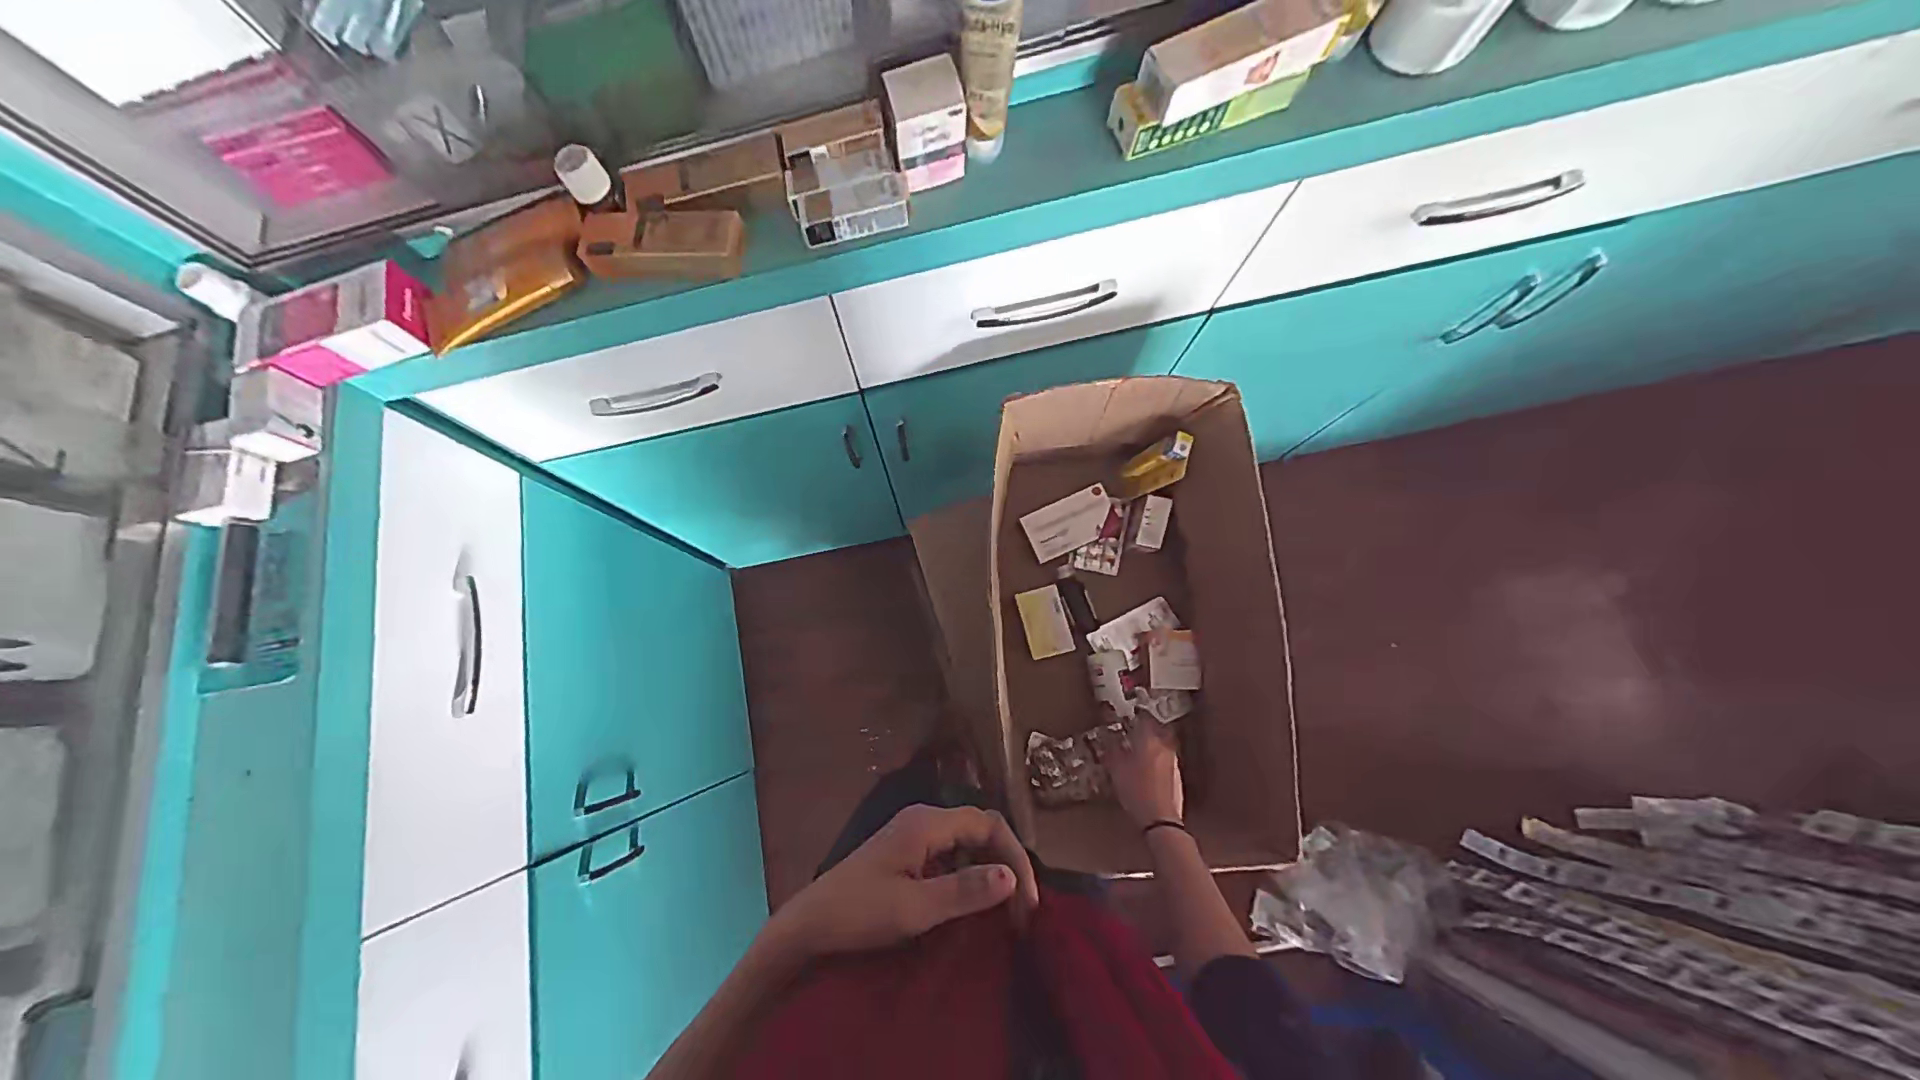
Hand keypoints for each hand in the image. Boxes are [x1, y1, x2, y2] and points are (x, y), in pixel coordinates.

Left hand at [763, 805, 1039, 960]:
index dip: (1015, 857)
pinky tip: (974, 904)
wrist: (808, 926)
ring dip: (990, 872)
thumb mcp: (915, 909)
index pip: (988, 824)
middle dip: (1006, 865)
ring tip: (1004, 911)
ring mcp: (913, 835)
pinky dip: (970, 876)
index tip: (1029, 902)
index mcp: (927, 823)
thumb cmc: (859, 914)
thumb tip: (1012, 877)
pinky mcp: (906, 854)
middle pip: (980, 830)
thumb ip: (965, 890)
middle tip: (1022, 911)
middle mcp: (923, 820)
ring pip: (967, 843)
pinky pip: (950, 856)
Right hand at [1103, 719, 1183, 827]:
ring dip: (1149, 744)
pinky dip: (1154, 759)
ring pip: (1160, 744)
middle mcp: (1164, 746)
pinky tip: (1145, 769)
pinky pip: (1164, 760)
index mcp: (1150, 739)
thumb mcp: (1116, 768)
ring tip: (1135, 750)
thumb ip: (1111, 748)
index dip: (1134, 714)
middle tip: (1130, 731)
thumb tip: (1108, 737)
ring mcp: (1173, 761)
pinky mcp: (1176, 776)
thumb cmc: (1136, 791)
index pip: (1143, 717)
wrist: (1160, 819)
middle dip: (1142, 729)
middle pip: (1154, 729)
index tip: (1126, 714)